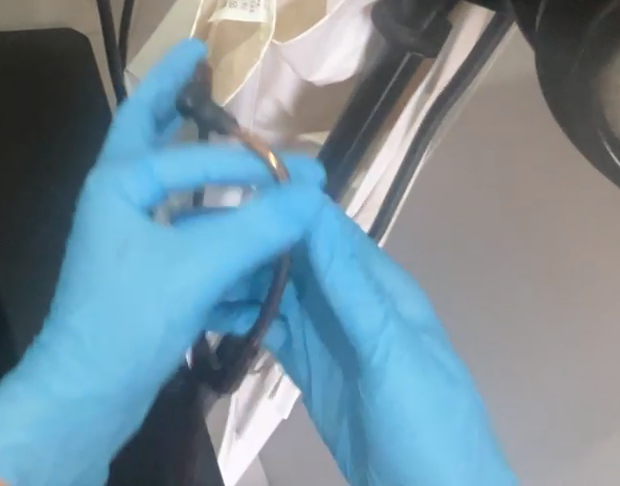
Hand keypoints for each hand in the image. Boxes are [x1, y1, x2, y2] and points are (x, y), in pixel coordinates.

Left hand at [0, 40, 325, 485]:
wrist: (85, 390)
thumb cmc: (130, 316)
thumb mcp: (197, 268)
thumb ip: (257, 228)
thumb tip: (316, 189)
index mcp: (117, 180)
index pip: (193, 157)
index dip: (246, 160)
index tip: (296, 169)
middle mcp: (115, 191)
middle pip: (145, 125)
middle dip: (170, 90)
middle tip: (196, 55)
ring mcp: (123, 224)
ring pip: (159, 169)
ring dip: (185, 141)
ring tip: (211, 111)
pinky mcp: (137, 258)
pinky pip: (173, 212)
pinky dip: (198, 199)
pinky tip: (224, 201)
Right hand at [215, 198, 515, 485]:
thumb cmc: (431, 426)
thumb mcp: (394, 354)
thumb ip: (352, 287)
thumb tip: (312, 211)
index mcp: (375, 284)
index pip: (323, 227)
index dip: (280, 206)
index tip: (226, 192)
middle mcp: (344, 297)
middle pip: (288, 254)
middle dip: (244, 244)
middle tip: (189, 240)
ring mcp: (322, 331)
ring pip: (269, 288)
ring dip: (233, 281)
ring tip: (189, 279)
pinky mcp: (303, 363)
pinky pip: (264, 326)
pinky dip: (236, 317)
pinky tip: (204, 313)